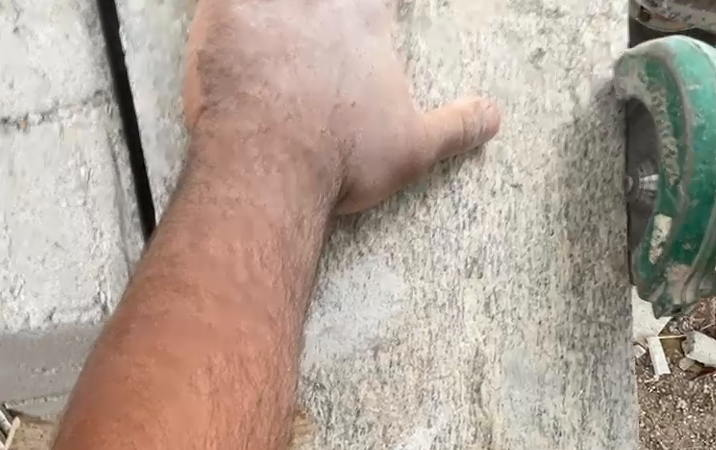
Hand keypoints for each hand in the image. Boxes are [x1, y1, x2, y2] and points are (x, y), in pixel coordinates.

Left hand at [183, 0, 500, 213]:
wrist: (271, 167)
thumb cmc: (342, 157)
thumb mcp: (414, 149)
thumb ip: (456, 126)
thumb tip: (496, 117)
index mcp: (366, 16)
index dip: (384, 4)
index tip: (384, 9)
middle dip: (333, 5)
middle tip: (331, 15)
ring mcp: (268, 1)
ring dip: (282, 8)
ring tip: (284, 18)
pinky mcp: (220, 14)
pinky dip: (224, 7)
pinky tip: (221, 12)